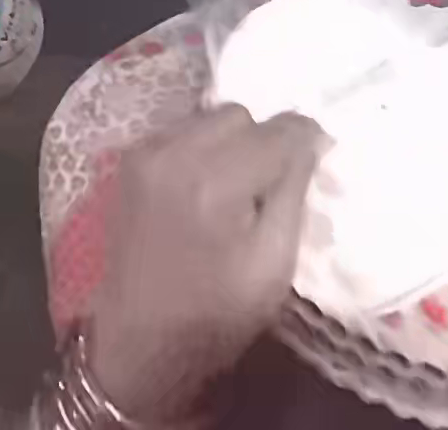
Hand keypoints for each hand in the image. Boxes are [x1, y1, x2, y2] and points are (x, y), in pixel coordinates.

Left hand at [87, 105, 327, 420]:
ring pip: (207, 116)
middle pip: (238, 115)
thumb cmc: (215, 312)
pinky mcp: (130, 155)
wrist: (138, 332)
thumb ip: (293, 194)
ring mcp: (146, 149)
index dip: (304, 137)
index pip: (275, 133)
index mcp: (216, 184)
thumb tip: (310, 140)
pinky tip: (200, 182)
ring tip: (232, 182)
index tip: (317, 149)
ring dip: (229, 139)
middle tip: (268, 180)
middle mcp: (176, 152)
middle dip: (262, 139)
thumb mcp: (274, 266)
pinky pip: (179, 128)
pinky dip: (199, 145)